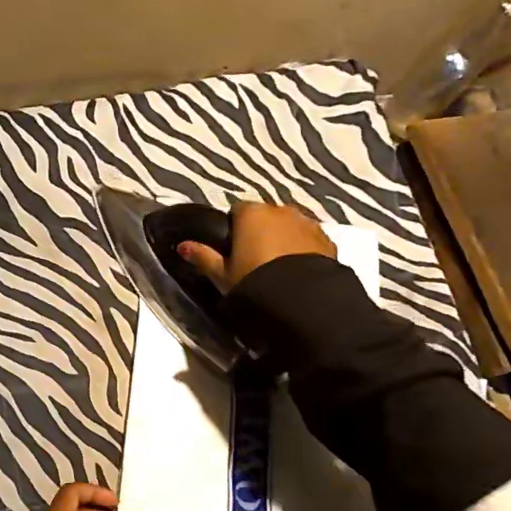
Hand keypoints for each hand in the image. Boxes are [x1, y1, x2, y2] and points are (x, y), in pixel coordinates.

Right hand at [177, 201, 335, 292]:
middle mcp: (281, 209)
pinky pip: (311, 241)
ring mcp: (308, 223)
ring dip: (285, 240)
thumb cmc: (255, 283)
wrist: (302, 301)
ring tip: (281, 269)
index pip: (237, 212)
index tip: (234, 252)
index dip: (235, 231)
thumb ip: (203, 257)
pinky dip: (305, 251)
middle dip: (262, 233)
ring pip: (291, 227)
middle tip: (257, 263)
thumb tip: (182, 245)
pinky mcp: (328, 240)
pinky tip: (300, 272)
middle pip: (267, 217)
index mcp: (252, 213)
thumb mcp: (224, 275)